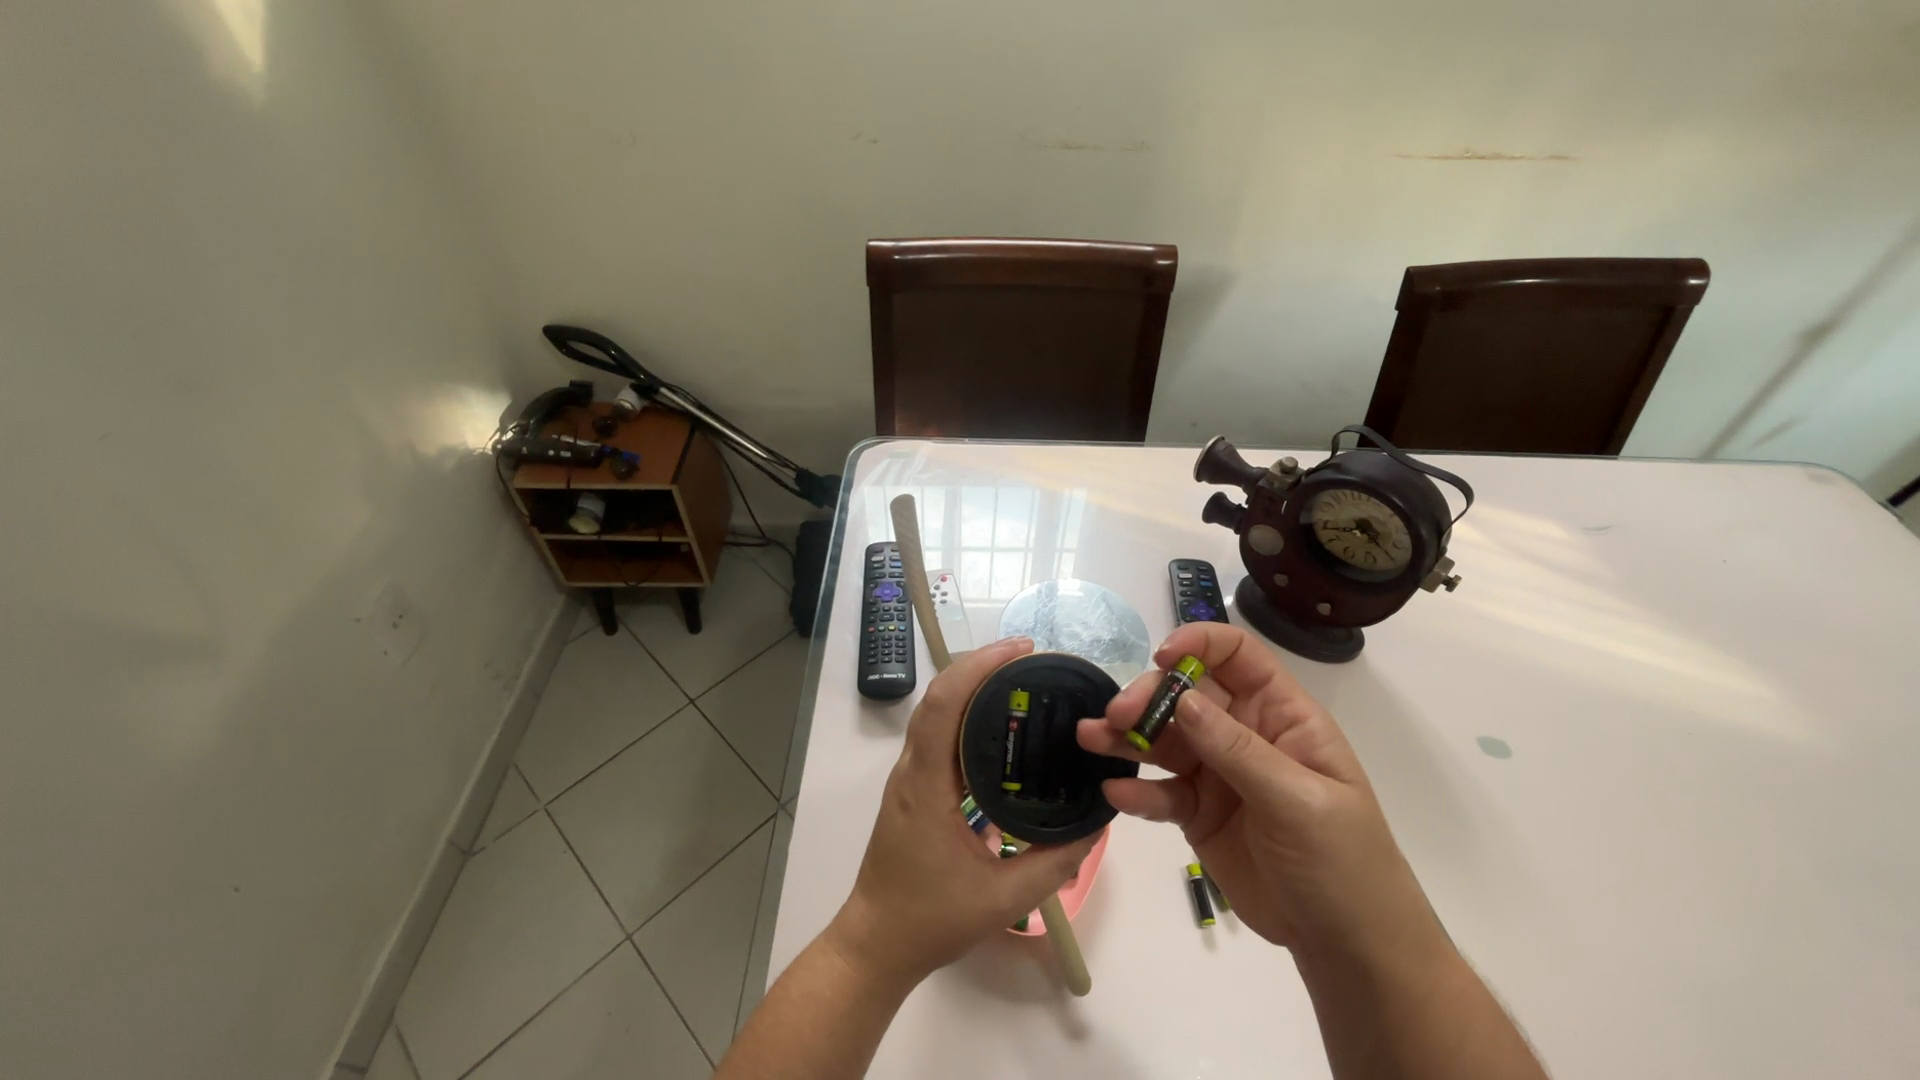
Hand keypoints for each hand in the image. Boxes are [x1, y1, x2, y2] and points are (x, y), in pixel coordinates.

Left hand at [827, 636, 1099, 987]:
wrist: (878, 943)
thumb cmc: (931, 919)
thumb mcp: (1004, 899)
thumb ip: (1054, 863)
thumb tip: (1096, 824)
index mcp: (927, 786)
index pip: (944, 704)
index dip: (978, 666)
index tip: (1020, 650)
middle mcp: (912, 770)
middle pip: (939, 697)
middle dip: (981, 666)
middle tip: (1031, 660)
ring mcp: (909, 778)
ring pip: (935, 713)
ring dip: (971, 687)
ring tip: (1021, 682)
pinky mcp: (914, 789)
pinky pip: (938, 736)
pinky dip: (965, 715)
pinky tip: (1001, 728)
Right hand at [1077, 623, 1442, 964]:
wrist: (1343, 939)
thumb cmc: (1341, 859)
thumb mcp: (1298, 800)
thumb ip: (1237, 751)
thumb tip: (1182, 700)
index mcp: (1281, 716)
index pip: (1237, 657)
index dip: (1199, 644)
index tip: (1161, 657)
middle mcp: (1244, 734)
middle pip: (1187, 695)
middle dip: (1149, 697)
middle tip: (1115, 716)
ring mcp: (1217, 774)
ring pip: (1164, 739)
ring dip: (1127, 737)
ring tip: (1090, 739)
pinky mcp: (1197, 813)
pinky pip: (1159, 792)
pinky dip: (1136, 792)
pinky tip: (1115, 795)